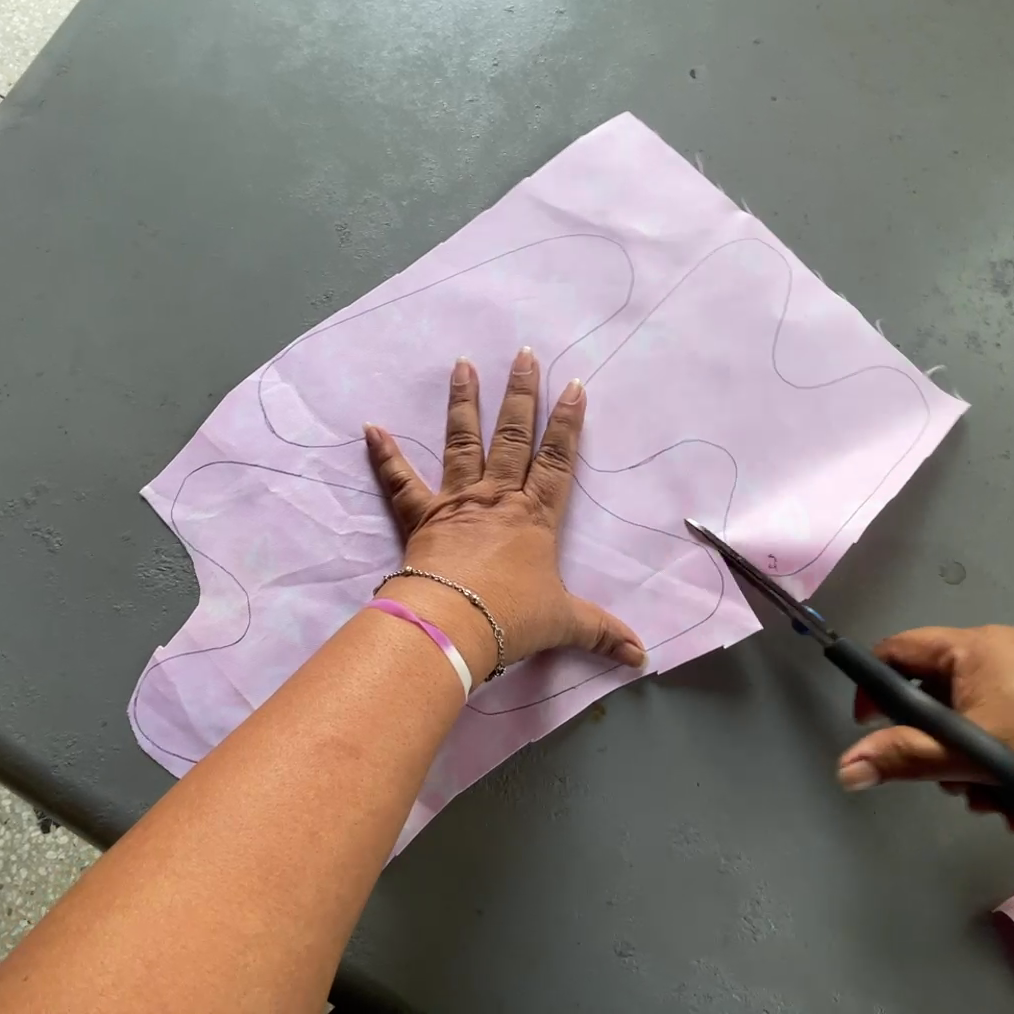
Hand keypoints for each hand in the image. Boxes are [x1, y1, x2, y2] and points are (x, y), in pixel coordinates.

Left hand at [363, 348, 645, 678]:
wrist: (455, 625)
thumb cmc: (512, 617)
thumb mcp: (564, 623)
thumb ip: (602, 633)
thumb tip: (643, 658)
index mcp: (534, 516)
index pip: (556, 460)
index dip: (567, 423)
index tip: (573, 385)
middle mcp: (497, 498)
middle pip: (513, 436)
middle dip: (521, 394)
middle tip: (523, 355)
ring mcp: (457, 501)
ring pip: (463, 442)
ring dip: (464, 403)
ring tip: (463, 365)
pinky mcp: (421, 516)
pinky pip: (400, 481)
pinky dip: (385, 455)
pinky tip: (370, 427)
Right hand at [837, 625, 1013, 835]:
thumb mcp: (972, 758)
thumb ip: (902, 759)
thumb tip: (843, 770)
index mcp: (975, 645)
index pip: (897, 651)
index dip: (875, 689)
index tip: (875, 730)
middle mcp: (1005, 647)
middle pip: (937, 688)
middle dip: (935, 740)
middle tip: (949, 778)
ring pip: (976, 712)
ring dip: (972, 758)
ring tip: (996, 798)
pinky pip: (1013, 719)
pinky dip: (1007, 756)